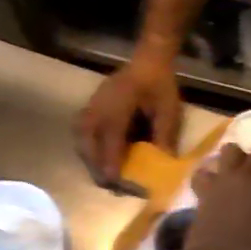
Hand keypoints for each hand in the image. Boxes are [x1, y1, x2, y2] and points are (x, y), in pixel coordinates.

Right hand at [75, 57, 182, 183]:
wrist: (147, 61)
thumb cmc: (159, 85)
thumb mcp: (169, 111)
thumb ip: (165, 136)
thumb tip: (163, 163)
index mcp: (114, 113)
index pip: (109, 149)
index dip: (112, 171)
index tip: (120, 188)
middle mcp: (96, 113)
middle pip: (88, 150)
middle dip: (99, 170)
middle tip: (115, 186)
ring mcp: (89, 110)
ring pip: (81, 144)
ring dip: (92, 161)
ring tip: (107, 175)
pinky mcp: (89, 109)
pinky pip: (82, 135)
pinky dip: (89, 149)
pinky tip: (101, 158)